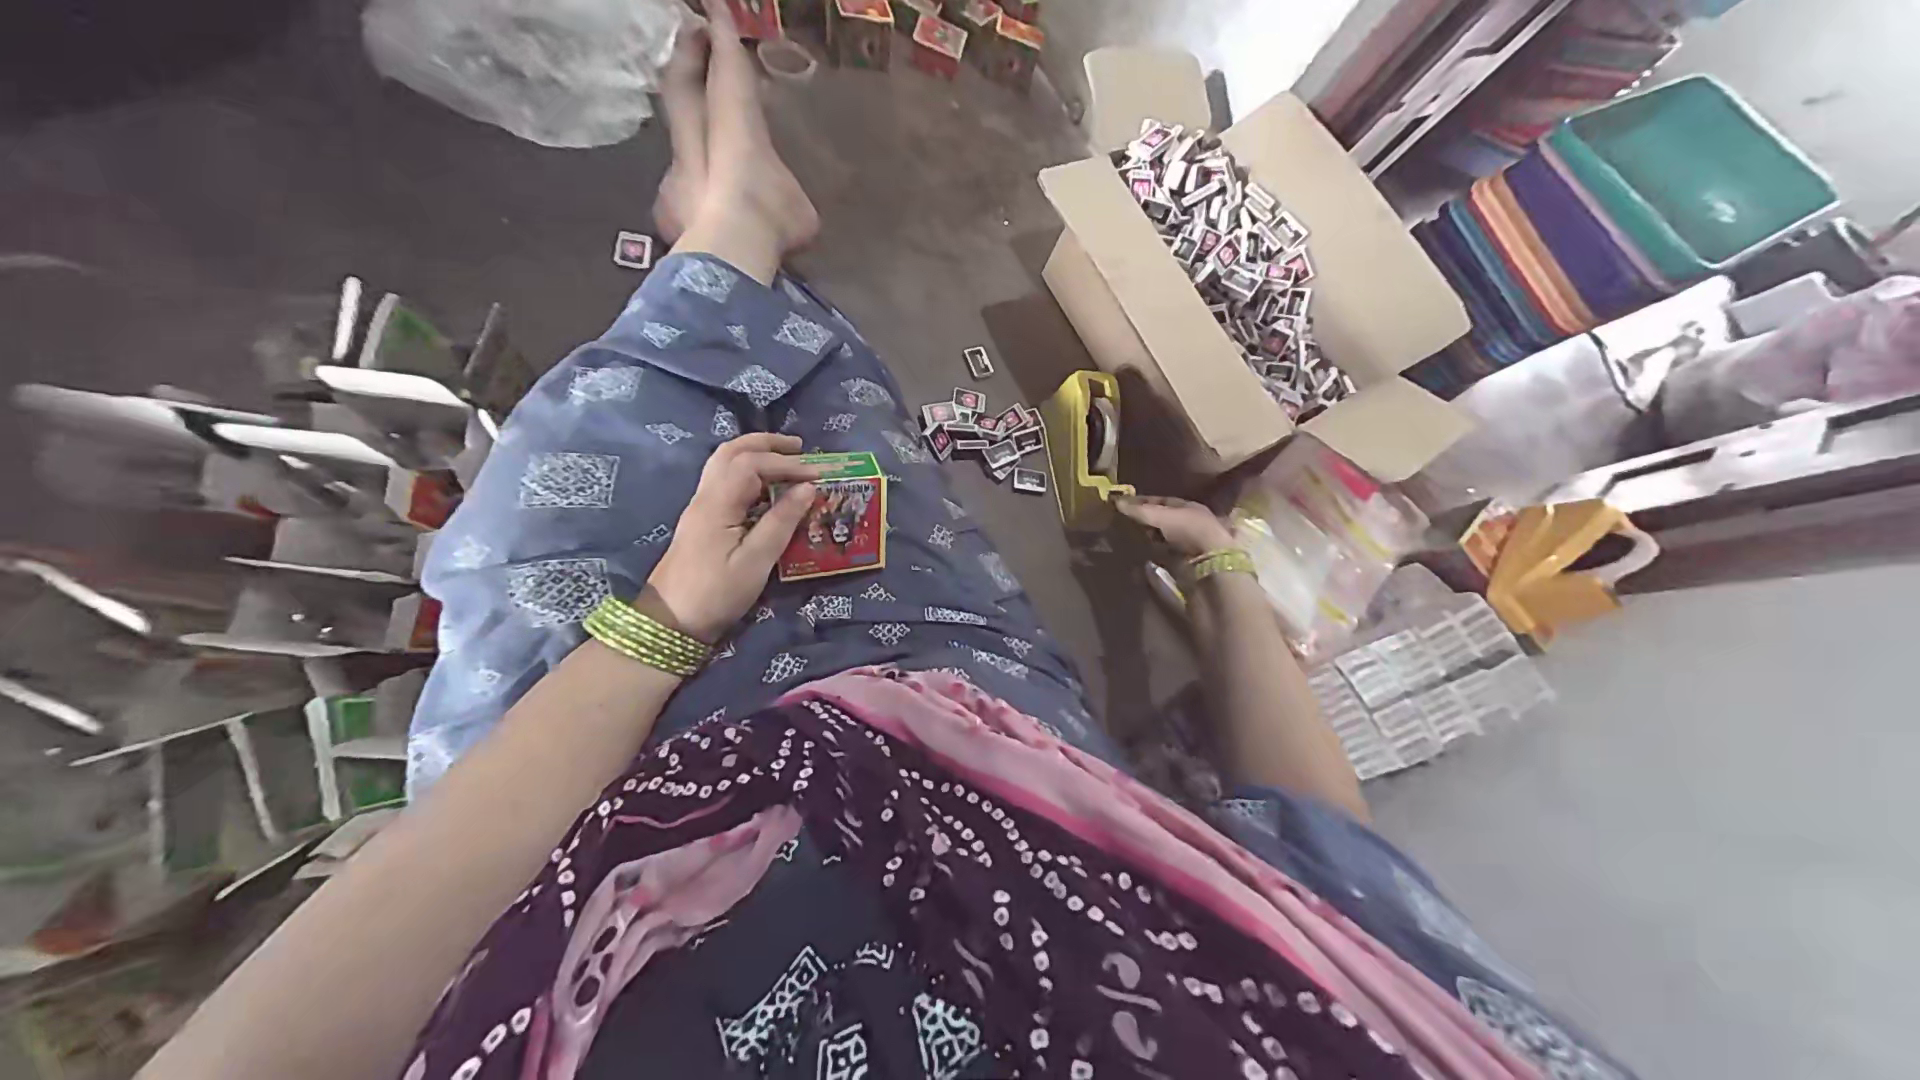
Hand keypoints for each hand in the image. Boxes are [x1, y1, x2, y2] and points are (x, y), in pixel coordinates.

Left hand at [647, 434, 821, 641]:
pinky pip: (724, 481)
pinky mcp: (701, 520)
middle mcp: (705, 497)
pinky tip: (765, 485)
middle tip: (800, 447)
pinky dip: (747, 471)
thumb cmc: (716, 593)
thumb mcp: (756, 561)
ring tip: (784, 458)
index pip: (751, 464)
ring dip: (754, 453)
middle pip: (731, 452)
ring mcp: (700, 507)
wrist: (671, 621)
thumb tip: (808, 488)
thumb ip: (782, 521)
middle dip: (766, 444)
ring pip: (724, 464)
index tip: (818, 475)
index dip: (786, 464)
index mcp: (717, 503)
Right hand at [1115, 495, 1236, 558]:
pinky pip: (1160, 552)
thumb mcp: (1162, 515)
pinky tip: (1137, 550)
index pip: (1161, 501)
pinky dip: (1149, 550)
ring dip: (1145, 535)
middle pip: (1160, 518)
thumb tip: (1116, 501)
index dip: (1142, 501)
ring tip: (1125, 534)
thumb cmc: (1189, 530)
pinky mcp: (1181, 560)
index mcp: (1187, 507)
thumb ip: (1139, 510)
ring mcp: (1185, 543)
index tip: (1122, 503)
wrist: (1209, 562)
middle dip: (1142, 518)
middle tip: (1120, 519)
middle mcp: (1187, 523)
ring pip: (1160, 536)